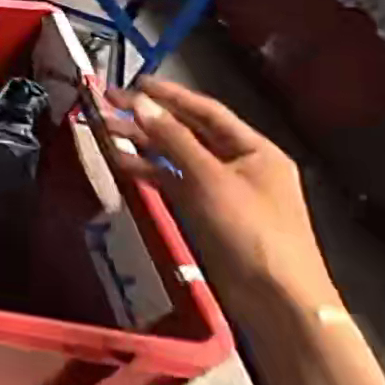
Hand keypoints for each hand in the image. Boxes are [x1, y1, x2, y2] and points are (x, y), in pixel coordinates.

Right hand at [100, 77, 338, 314]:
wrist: (278, 302)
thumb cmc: (251, 231)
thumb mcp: (210, 178)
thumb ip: (172, 138)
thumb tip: (140, 102)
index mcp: (254, 149)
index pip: (206, 110)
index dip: (169, 94)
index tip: (134, 82)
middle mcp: (239, 163)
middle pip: (188, 131)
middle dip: (149, 117)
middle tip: (110, 103)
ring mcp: (223, 188)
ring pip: (177, 155)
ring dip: (144, 142)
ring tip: (106, 129)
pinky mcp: (208, 211)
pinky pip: (174, 181)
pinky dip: (150, 170)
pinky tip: (121, 162)